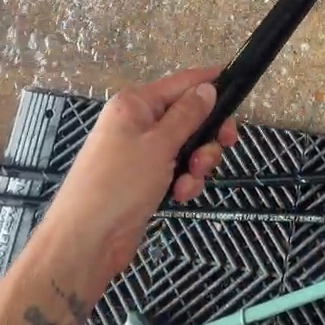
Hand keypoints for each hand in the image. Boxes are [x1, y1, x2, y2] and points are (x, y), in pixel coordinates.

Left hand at [46, 67, 239, 278]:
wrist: (85, 243)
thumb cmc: (120, 184)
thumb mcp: (159, 144)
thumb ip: (188, 114)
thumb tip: (207, 87)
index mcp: (135, 105)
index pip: (182, 82)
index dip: (210, 83)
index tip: (238, 87)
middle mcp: (138, 123)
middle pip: (188, 116)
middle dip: (207, 133)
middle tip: (225, 143)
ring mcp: (141, 153)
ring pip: (187, 145)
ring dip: (197, 162)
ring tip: (190, 179)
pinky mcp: (145, 180)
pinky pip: (177, 170)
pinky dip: (184, 181)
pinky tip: (180, 195)